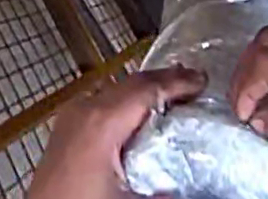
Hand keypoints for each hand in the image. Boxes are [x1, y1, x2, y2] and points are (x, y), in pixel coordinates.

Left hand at [28, 67, 205, 198]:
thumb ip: (163, 191)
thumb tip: (191, 184)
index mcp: (102, 121)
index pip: (147, 88)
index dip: (177, 81)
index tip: (203, 79)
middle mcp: (85, 108)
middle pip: (132, 82)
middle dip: (164, 79)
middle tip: (194, 80)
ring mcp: (72, 116)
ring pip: (117, 89)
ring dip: (146, 88)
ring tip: (172, 91)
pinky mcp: (65, 130)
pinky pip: (102, 102)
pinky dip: (126, 100)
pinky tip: (138, 111)